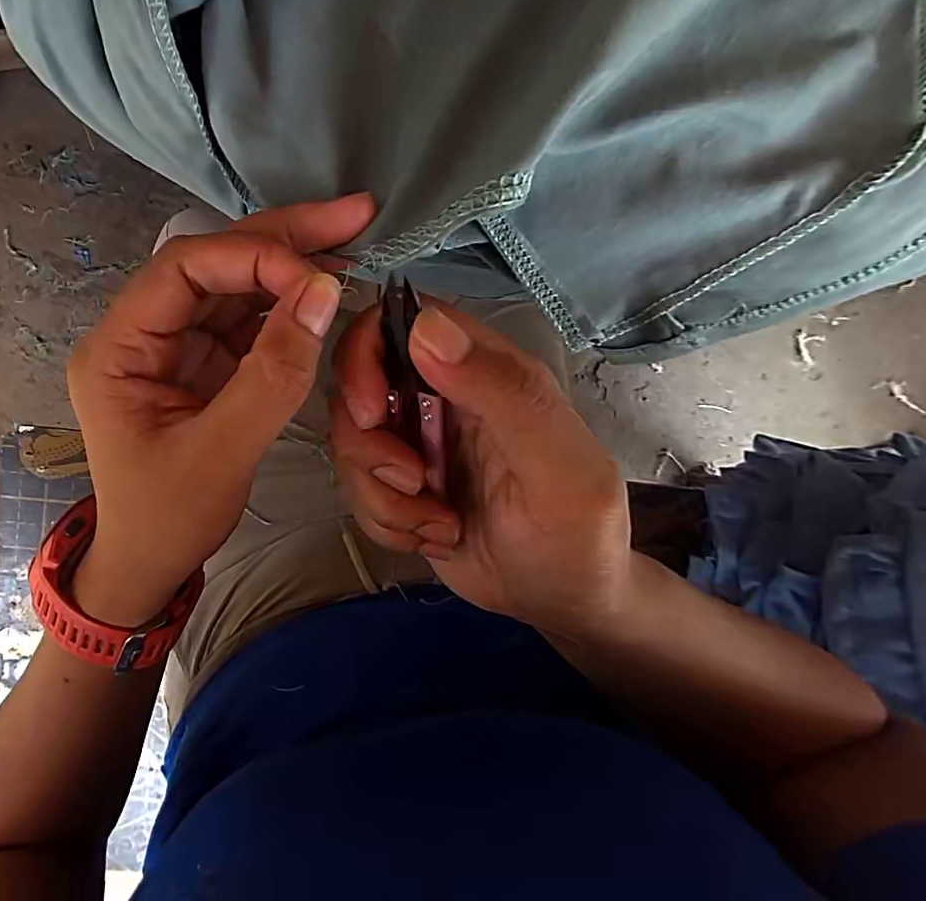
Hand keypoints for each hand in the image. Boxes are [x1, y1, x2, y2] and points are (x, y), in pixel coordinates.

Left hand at [66, 195, 375, 626]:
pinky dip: (287, 301)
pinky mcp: (202, 361)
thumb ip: (272, 373)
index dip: (252, 258)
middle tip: (353, 214)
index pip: (183, 269)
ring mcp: (172, 344)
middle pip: (210, 263)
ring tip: (353, 237)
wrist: (150, 563)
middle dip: (281, 238)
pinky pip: (245, 317)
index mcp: (118, 348)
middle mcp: (140, 332)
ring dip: (290, 262)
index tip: (319, 275)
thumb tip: (323, 293)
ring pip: (232, 283)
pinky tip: (328, 285)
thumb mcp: (223, 453)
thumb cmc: (169, 518)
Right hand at [330, 298, 632, 634]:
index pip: (397, 321)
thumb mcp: (557, 467)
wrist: (561, 604)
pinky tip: (432, 535)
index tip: (371, 413)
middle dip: (368, 445)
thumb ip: (502, 390)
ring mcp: (411, 439)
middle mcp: (437, 394)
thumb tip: (426, 326)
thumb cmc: (576, 534)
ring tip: (440, 524)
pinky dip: (384, 521)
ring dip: (383, 497)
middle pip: (354, 385)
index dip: (364, 355)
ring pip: (349, 443)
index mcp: (480, 369)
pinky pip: (352, 488)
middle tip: (411, 483)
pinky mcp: (393, 482)